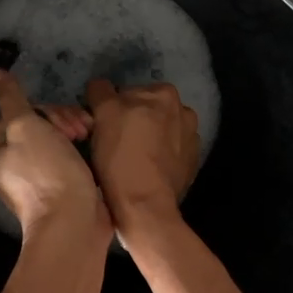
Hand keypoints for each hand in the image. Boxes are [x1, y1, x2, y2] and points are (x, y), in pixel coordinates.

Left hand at [0, 68, 108, 242]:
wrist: (74, 222)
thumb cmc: (45, 172)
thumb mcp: (24, 125)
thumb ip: (10, 96)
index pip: (18, 112)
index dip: (44, 110)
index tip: (62, 121)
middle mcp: (9, 163)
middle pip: (38, 122)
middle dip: (62, 120)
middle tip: (78, 131)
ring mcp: (35, 175)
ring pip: (56, 134)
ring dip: (74, 128)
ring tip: (89, 137)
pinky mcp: (59, 183)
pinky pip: (68, 151)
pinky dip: (80, 145)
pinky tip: (92, 143)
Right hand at [84, 79, 199, 238]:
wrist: (145, 206)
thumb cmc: (121, 156)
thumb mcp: (103, 114)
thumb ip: (102, 91)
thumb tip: (101, 86)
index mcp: (165, 93)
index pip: (128, 92)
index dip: (112, 110)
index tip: (105, 129)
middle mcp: (184, 110)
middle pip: (146, 111)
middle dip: (132, 122)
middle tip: (114, 144)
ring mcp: (192, 139)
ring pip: (158, 131)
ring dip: (147, 138)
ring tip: (130, 160)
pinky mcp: (192, 164)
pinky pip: (169, 152)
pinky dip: (159, 156)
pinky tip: (146, 170)